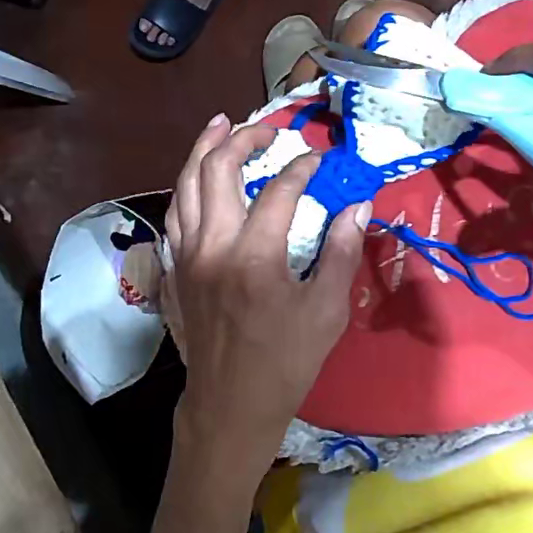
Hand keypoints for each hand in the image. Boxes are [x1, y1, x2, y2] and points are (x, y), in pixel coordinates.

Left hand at [165, 115, 368, 467]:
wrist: (230, 406)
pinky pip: (175, 215)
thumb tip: (359, 206)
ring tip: (219, 126)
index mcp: (253, 256)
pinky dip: (188, 187)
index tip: (319, 159)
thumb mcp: (325, 311)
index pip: (279, 190)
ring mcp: (185, 256)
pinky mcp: (174, 270)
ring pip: (185, 186)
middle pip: (216, 170)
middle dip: (241, 139)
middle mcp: (211, 245)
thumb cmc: (285, 363)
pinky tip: (199, 180)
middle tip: (265, 129)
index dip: (302, 167)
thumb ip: (340, 252)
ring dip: (202, 151)